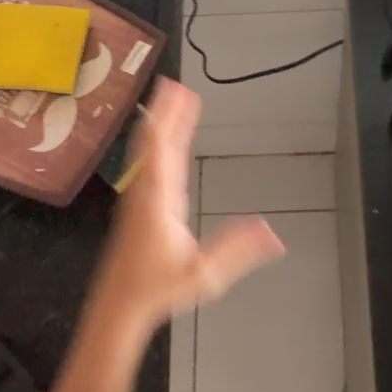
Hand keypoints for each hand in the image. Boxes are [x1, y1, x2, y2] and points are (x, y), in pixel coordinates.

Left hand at [90, 79, 285, 327]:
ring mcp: (137, 199)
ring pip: (146, 152)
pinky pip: (145, 164)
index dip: (172, 118)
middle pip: (153, 142)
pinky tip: (159, 143)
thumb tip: (273, 234)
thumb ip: (237, 250)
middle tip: (173, 84)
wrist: (117, 308)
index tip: (180, 92)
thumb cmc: (157, 289)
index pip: (164, 150)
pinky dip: (153, 144)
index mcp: (159, 200)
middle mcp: (144, 192)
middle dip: (164, 112)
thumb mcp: (203, 274)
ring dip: (157, 125)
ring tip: (167, 102)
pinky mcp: (135, 208)